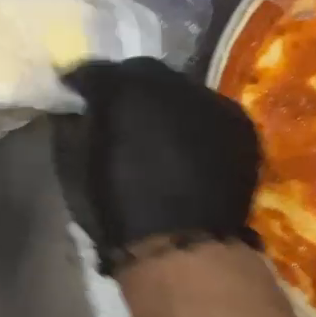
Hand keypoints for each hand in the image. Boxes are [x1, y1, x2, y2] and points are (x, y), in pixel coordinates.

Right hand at [53, 57, 262, 272]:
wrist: (180, 246)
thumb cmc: (113, 205)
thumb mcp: (74, 161)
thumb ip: (75, 123)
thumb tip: (75, 106)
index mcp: (126, 92)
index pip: (100, 70)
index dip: (85, 81)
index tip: (74, 94)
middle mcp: (176, 86)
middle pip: (145, 72)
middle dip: (125, 86)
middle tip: (110, 109)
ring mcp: (215, 105)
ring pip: (180, 89)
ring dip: (160, 101)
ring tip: (147, 127)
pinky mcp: (241, 128)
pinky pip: (207, 111)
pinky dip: (189, 120)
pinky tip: (177, 143)